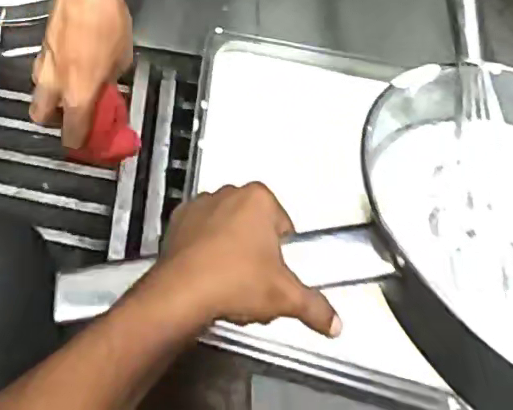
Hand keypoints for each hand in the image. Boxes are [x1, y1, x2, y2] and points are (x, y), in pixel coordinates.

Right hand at [31, 0, 132, 148]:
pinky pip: (44, 67)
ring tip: (75, 81)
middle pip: (40, 117)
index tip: (94, 138)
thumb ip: (112, 79)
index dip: (83, 142)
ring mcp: (43, 62)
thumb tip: (108, 86)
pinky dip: (55, 70)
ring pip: (39, 90)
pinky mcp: (42, 43)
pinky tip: (73, 58)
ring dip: (53, 92)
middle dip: (56, 119)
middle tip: (77, 110)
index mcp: (77, 94)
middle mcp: (53, 83)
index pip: (72, 135)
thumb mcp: (123, 56)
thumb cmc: (106, 21)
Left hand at [144, 183, 340, 335]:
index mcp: (259, 198)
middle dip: (257, 250)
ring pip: (226, 226)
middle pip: (254, 224)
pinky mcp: (179, 218)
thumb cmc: (236, 281)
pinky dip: (203, 248)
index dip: (283, 253)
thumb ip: (315, 306)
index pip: (283, 225)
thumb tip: (334, 321)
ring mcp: (201, 202)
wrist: (184, 290)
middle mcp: (229, 191)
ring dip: (229, 247)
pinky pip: (199, 232)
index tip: (277, 273)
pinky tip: (207, 273)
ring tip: (230, 281)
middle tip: (256, 281)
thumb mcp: (285, 297)